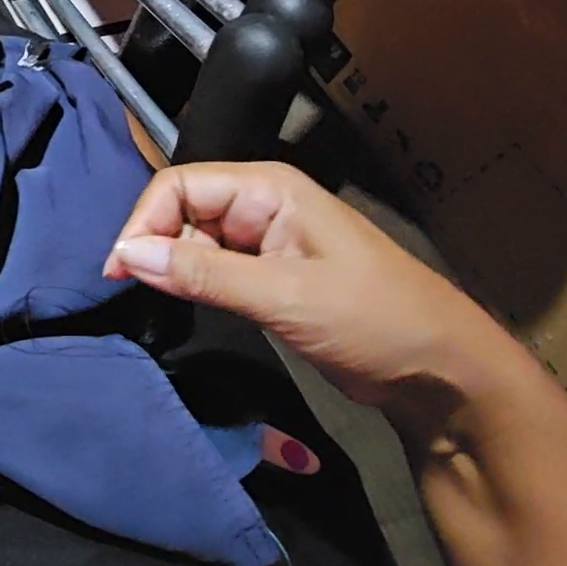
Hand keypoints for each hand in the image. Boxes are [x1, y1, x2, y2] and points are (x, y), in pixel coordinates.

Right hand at [103, 162, 516, 414]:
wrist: (446, 379)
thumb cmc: (375, 321)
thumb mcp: (284, 296)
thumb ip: (201, 274)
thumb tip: (125, 256)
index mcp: (267, 189)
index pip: (179, 186)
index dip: (143, 221)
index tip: (120, 268)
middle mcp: (259, 204)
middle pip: (180, 210)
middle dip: (154, 245)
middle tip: (134, 288)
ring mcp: (262, 240)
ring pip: (190, 240)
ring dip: (171, 266)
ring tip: (163, 299)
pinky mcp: (264, 274)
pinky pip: (209, 267)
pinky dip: (190, 282)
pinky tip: (182, 301)